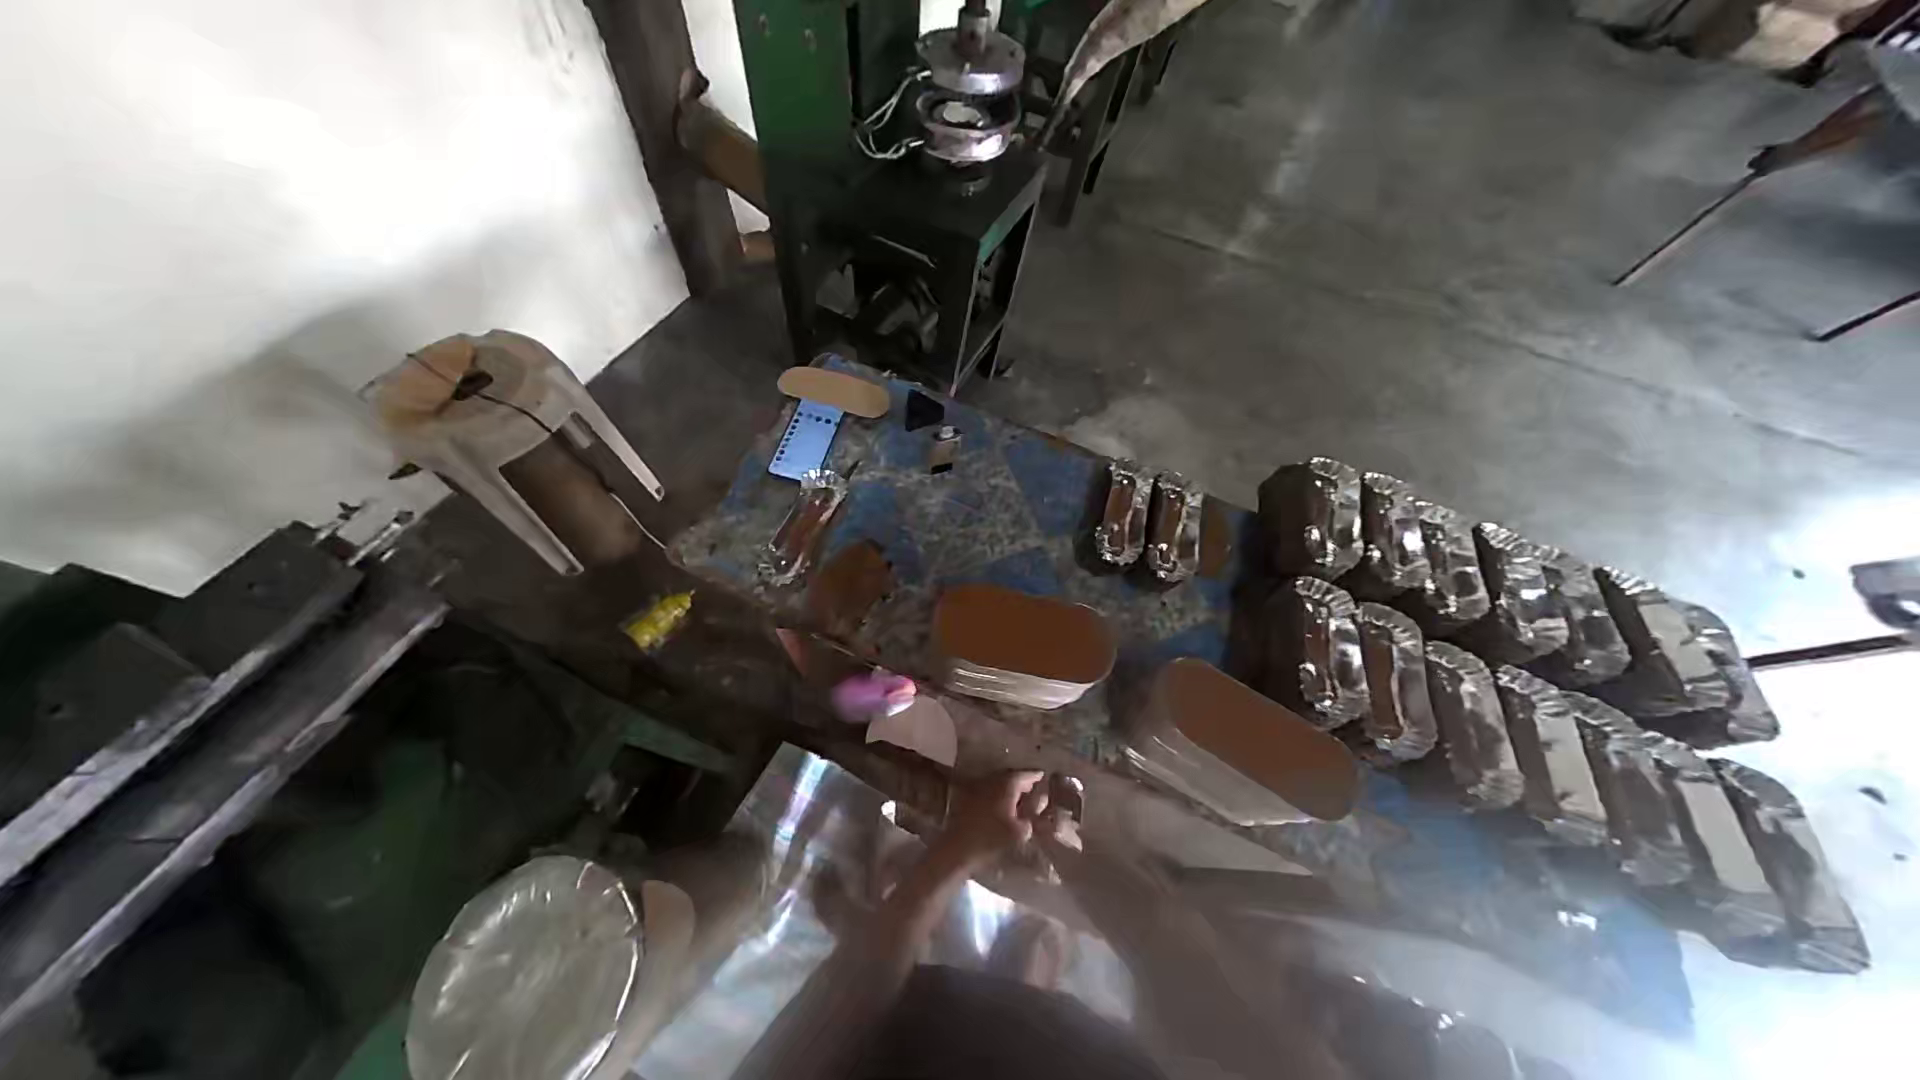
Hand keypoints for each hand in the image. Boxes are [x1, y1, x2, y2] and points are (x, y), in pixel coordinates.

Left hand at [934, 770, 1048, 871]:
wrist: (957, 848)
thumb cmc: (991, 839)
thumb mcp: (1020, 833)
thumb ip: (1031, 819)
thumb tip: (1034, 812)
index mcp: (1006, 784)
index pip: (1024, 774)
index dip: (1034, 775)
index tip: (1042, 775)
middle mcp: (991, 780)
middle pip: (1009, 775)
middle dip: (1021, 780)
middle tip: (1031, 786)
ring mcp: (977, 787)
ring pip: (997, 782)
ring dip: (1007, 787)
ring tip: (1018, 796)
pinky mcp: (966, 797)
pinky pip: (987, 790)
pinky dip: (996, 793)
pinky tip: (1000, 804)